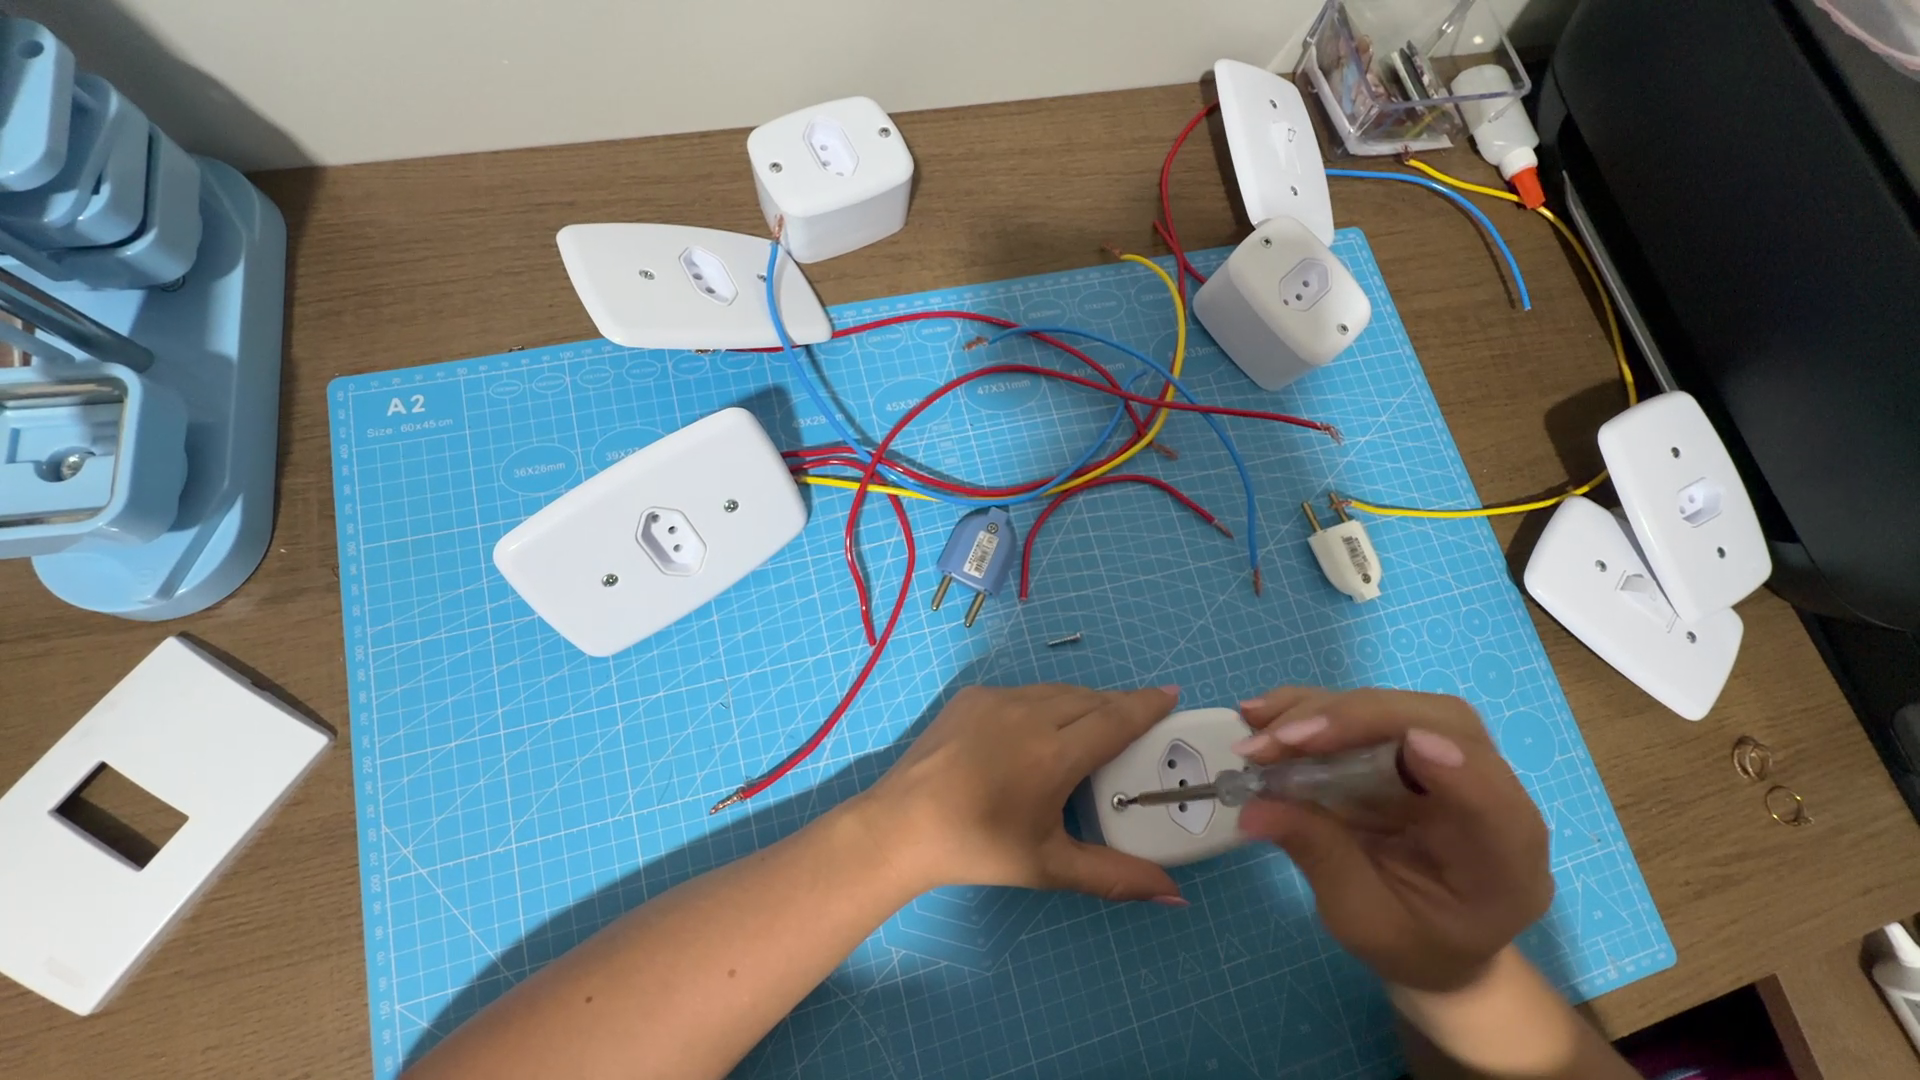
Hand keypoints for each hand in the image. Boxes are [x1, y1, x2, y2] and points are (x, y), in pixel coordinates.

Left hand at [851, 683, 1185, 904]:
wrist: (902, 826)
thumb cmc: (980, 847)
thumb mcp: (1051, 866)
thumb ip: (1116, 876)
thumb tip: (1174, 896)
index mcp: (1055, 752)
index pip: (1116, 718)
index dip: (1147, 706)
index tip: (1172, 695)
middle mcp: (1030, 713)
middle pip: (1089, 700)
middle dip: (1117, 708)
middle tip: (1135, 726)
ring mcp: (996, 699)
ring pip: (1055, 692)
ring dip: (1080, 704)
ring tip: (1089, 728)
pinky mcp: (971, 697)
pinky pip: (1022, 693)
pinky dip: (1042, 704)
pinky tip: (1037, 730)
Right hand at [1234, 688, 1550, 991]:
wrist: (1433, 940)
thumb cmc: (1412, 944)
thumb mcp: (1364, 921)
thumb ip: (1322, 859)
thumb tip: (1254, 808)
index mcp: (1503, 854)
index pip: (1494, 796)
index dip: (1459, 765)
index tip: (1411, 745)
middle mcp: (1486, 789)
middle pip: (1440, 723)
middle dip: (1357, 721)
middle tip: (1282, 740)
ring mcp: (1444, 757)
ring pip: (1394, 706)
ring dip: (1321, 710)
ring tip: (1258, 731)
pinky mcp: (1402, 743)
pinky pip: (1361, 709)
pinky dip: (1310, 705)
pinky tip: (1263, 714)